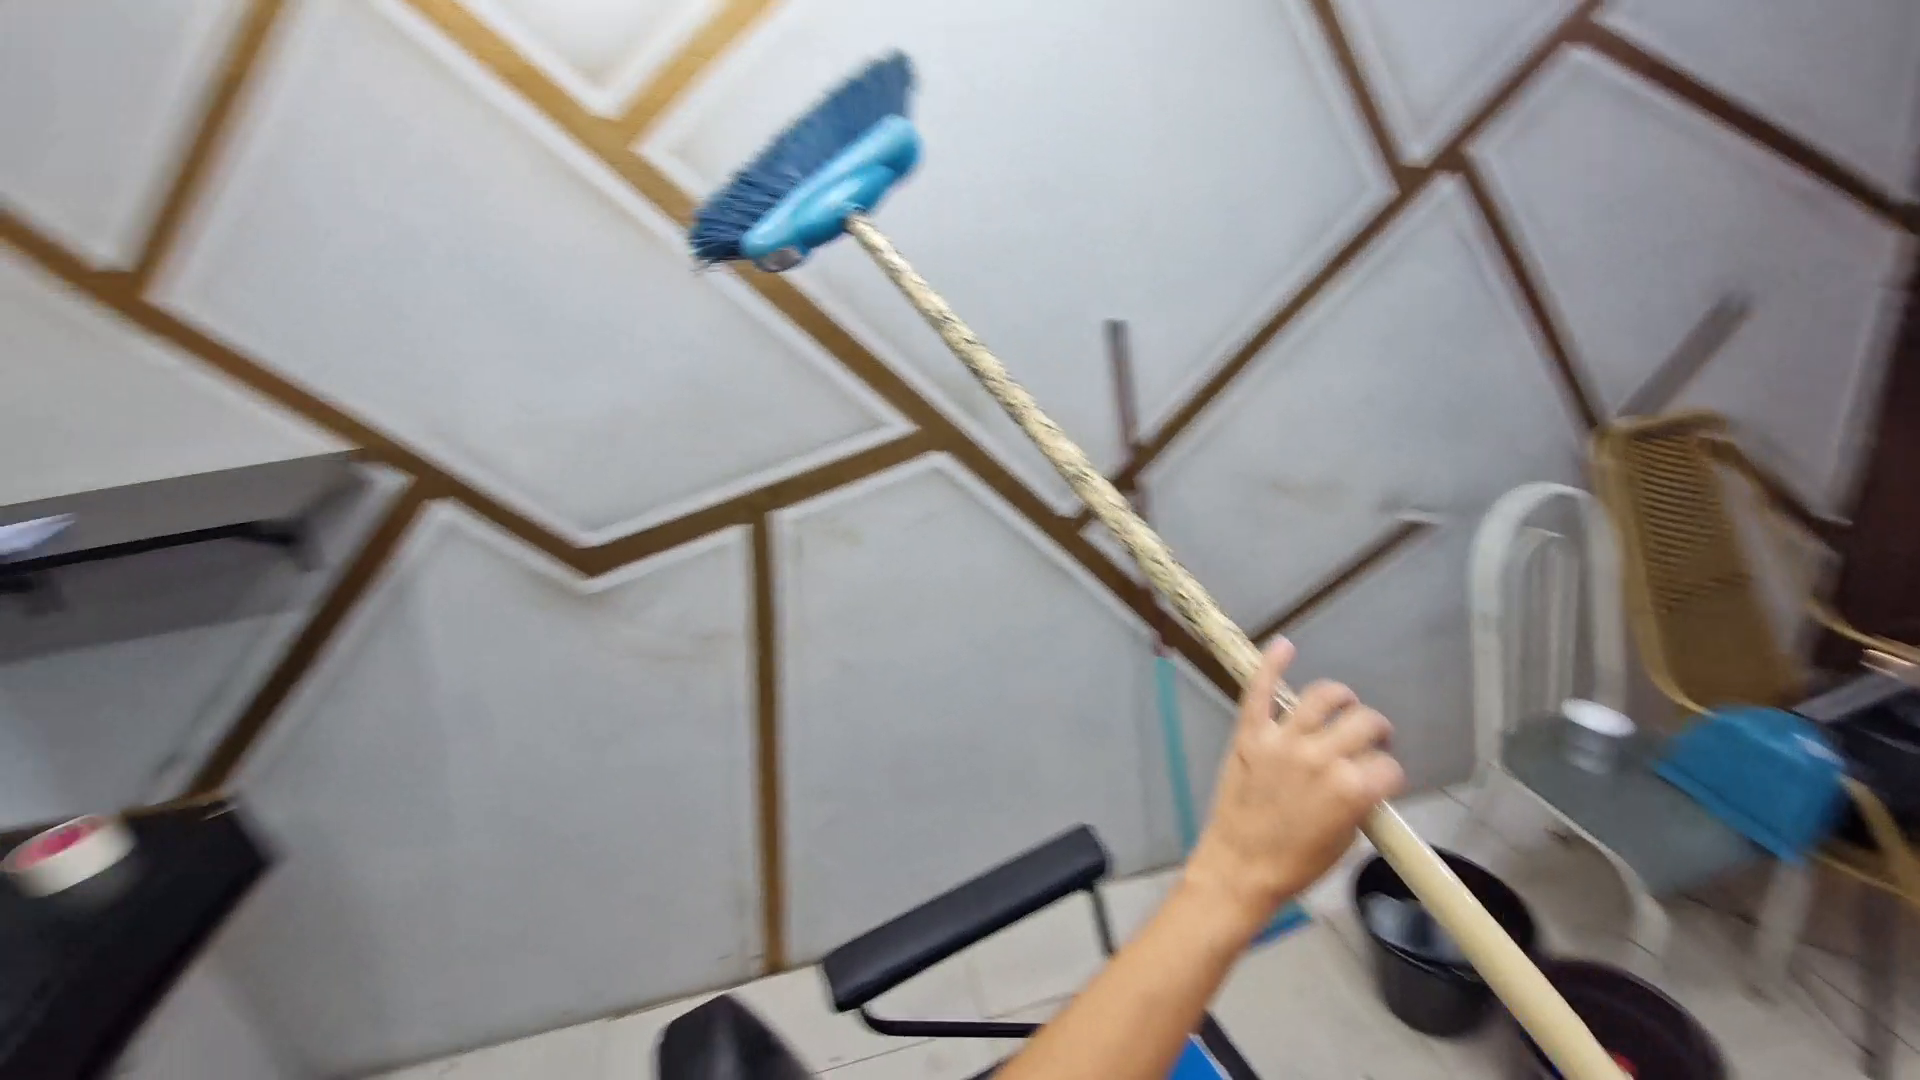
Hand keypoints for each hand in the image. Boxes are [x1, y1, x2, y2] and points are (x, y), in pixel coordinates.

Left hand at [1182, 637, 1405, 935]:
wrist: (1240, 865)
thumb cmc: (1297, 863)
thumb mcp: (1346, 838)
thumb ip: (1359, 800)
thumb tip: (1363, 775)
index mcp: (1353, 789)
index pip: (1388, 765)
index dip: (1387, 772)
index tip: (1379, 778)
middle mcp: (1321, 757)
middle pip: (1364, 723)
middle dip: (1374, 729)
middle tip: (1369, 736)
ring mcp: (1283, 741)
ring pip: (1322, 698)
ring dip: (1340, 697)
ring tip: (1342, 703)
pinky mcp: (1250, 735)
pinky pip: (1260, 691)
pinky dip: (1272, 665)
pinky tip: (1284, 646)